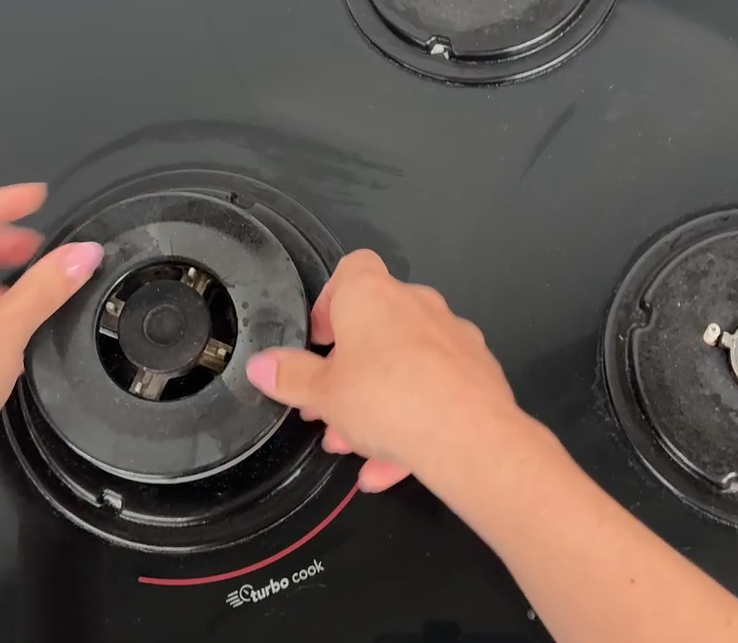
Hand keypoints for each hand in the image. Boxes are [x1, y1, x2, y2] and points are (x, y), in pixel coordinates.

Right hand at [244, 250, 519, 493]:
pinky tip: (389, 467)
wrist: (469, 436)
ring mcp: (451, 336)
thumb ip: (289, 376)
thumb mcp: (322, 393)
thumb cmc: (385, 398)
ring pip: (405, 363)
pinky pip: (435, 389)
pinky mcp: (477, 371)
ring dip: (377, 400)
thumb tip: (260, 365)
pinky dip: (412, 420)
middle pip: (375, 325)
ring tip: (355, 445)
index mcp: (371, 294)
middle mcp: (414, 303)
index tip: (319, 340)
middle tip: (328, 404)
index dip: (330, 301)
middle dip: (349, 367)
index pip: (351, 269)